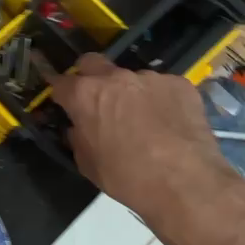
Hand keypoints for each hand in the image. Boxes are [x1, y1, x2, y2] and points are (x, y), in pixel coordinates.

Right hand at [51, 55, 244, 228]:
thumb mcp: (88, 165)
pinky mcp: (180, 84)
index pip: (60, 83)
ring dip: (130, 93)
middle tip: (96, 100)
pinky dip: (160, 100)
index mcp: (85, 95)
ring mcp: (150, 77)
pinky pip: (162, 87)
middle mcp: (115, 77)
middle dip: (88, 76)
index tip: (62, 102)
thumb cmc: (128, 178)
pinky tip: (169, 123)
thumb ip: (78, 139)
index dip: (59, 93)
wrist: (185, 182)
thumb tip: (78, 129)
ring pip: (131, 78)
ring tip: (144, 121)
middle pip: (92, 62)